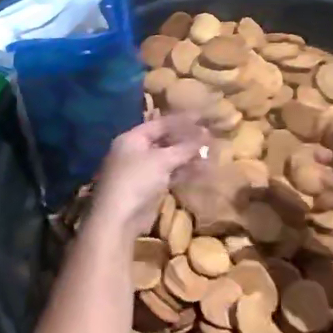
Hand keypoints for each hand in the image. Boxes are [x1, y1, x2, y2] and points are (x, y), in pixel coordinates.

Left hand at [87, 115, 212, 238]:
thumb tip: (205, 134)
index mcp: (131, 138)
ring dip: (189, 156)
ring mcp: (142, 169)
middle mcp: (135, 151)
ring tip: (212, 152)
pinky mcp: (149, 186)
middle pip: (164, 140)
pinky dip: (185, 171)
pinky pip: (170, 173)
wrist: (120, 215)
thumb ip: (184, 147)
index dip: (181, 120)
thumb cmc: (137, 179)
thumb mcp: (162, 160)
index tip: (203, 117)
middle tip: (211, 136)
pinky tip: (204, 169)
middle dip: (186, 139)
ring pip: (169, 158)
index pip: (159, 124)